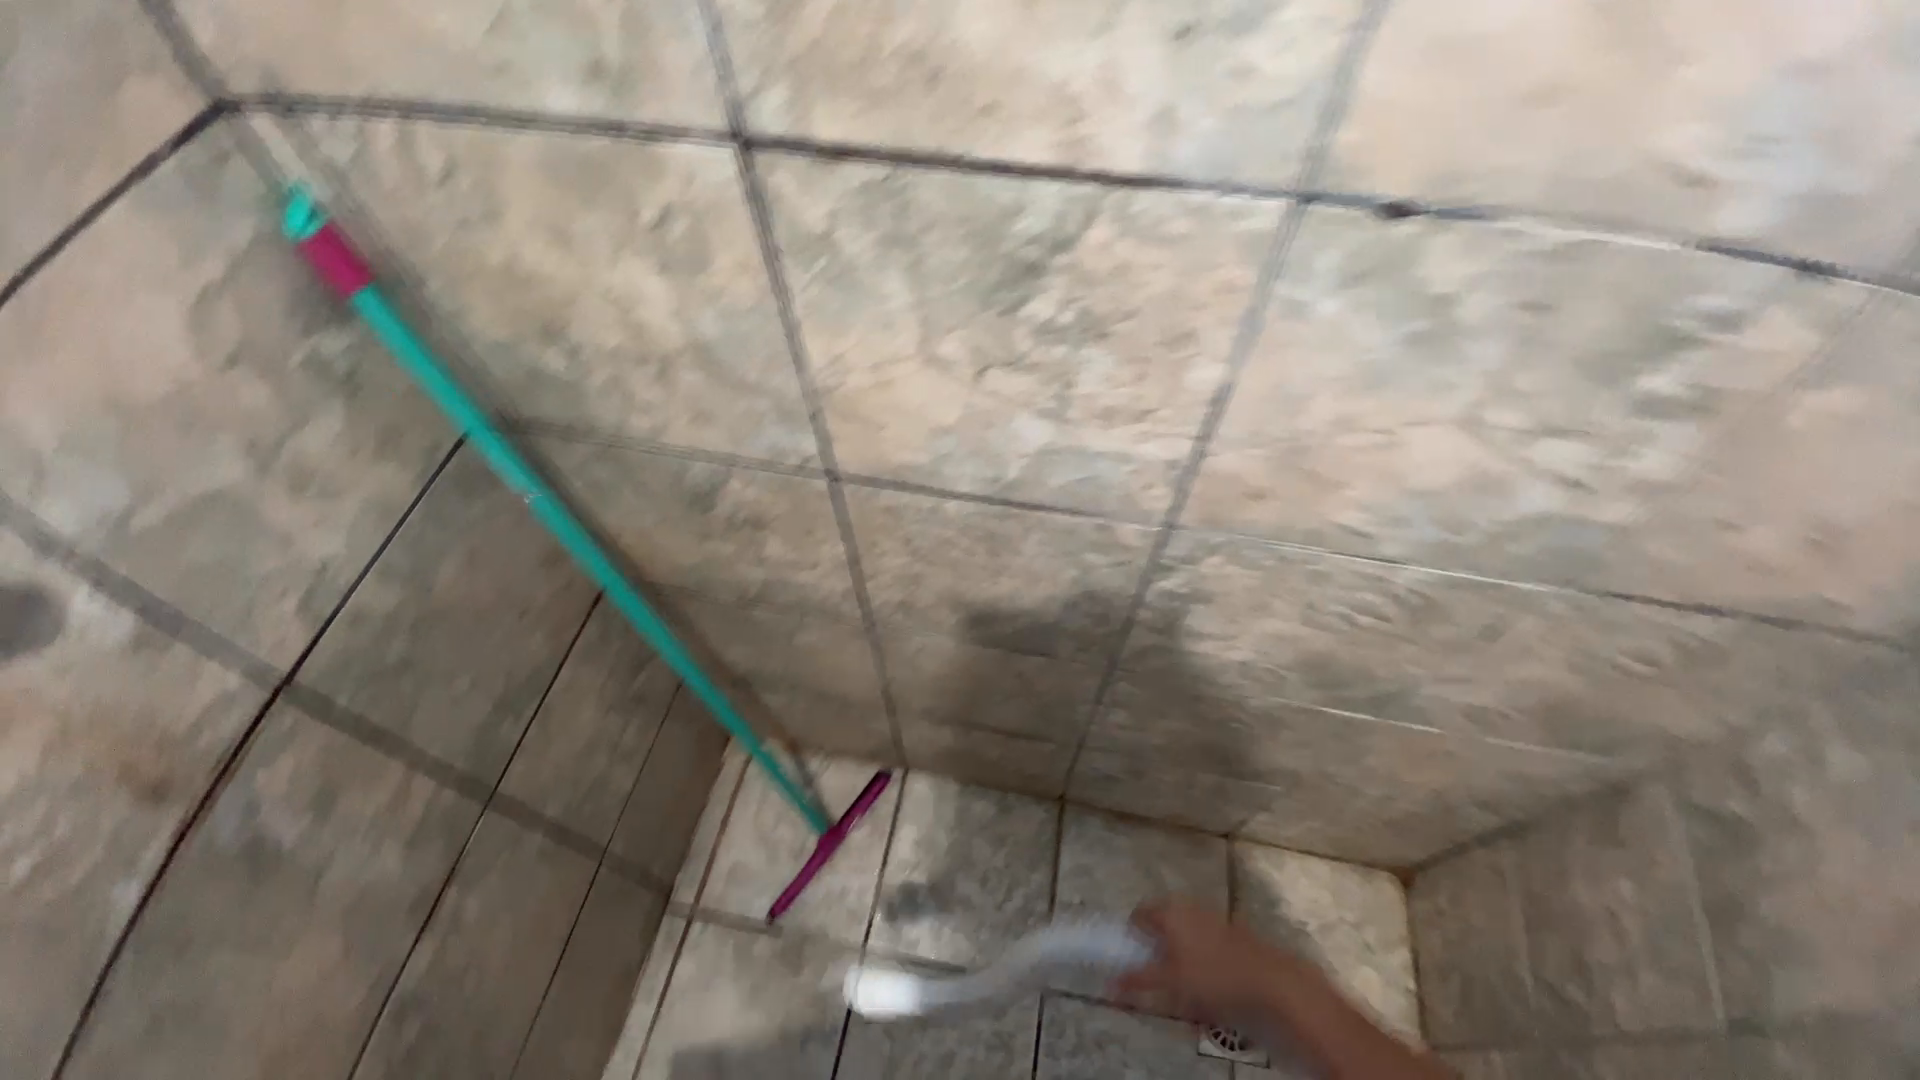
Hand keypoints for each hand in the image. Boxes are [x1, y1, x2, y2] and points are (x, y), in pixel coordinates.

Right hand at [1109, 899, 1303, 1024]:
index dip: (1131, 938)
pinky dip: (1198, 958)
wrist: (1270, 980)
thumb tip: (1108, 983)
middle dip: (1156, 950)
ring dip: (1178, 956)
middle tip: (1159, 978)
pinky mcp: (1231, 930)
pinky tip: (1208, 983)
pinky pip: (1203, 942)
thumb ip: (1137, 980)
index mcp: (1169, 910)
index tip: (1133, 962)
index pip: (1138, 915)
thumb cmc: (1212, 976)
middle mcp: (1188, 905)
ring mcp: (1212, 915)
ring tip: (1184, 986)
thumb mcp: (1170, 982)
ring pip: (1184, 934)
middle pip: (1161, 923)